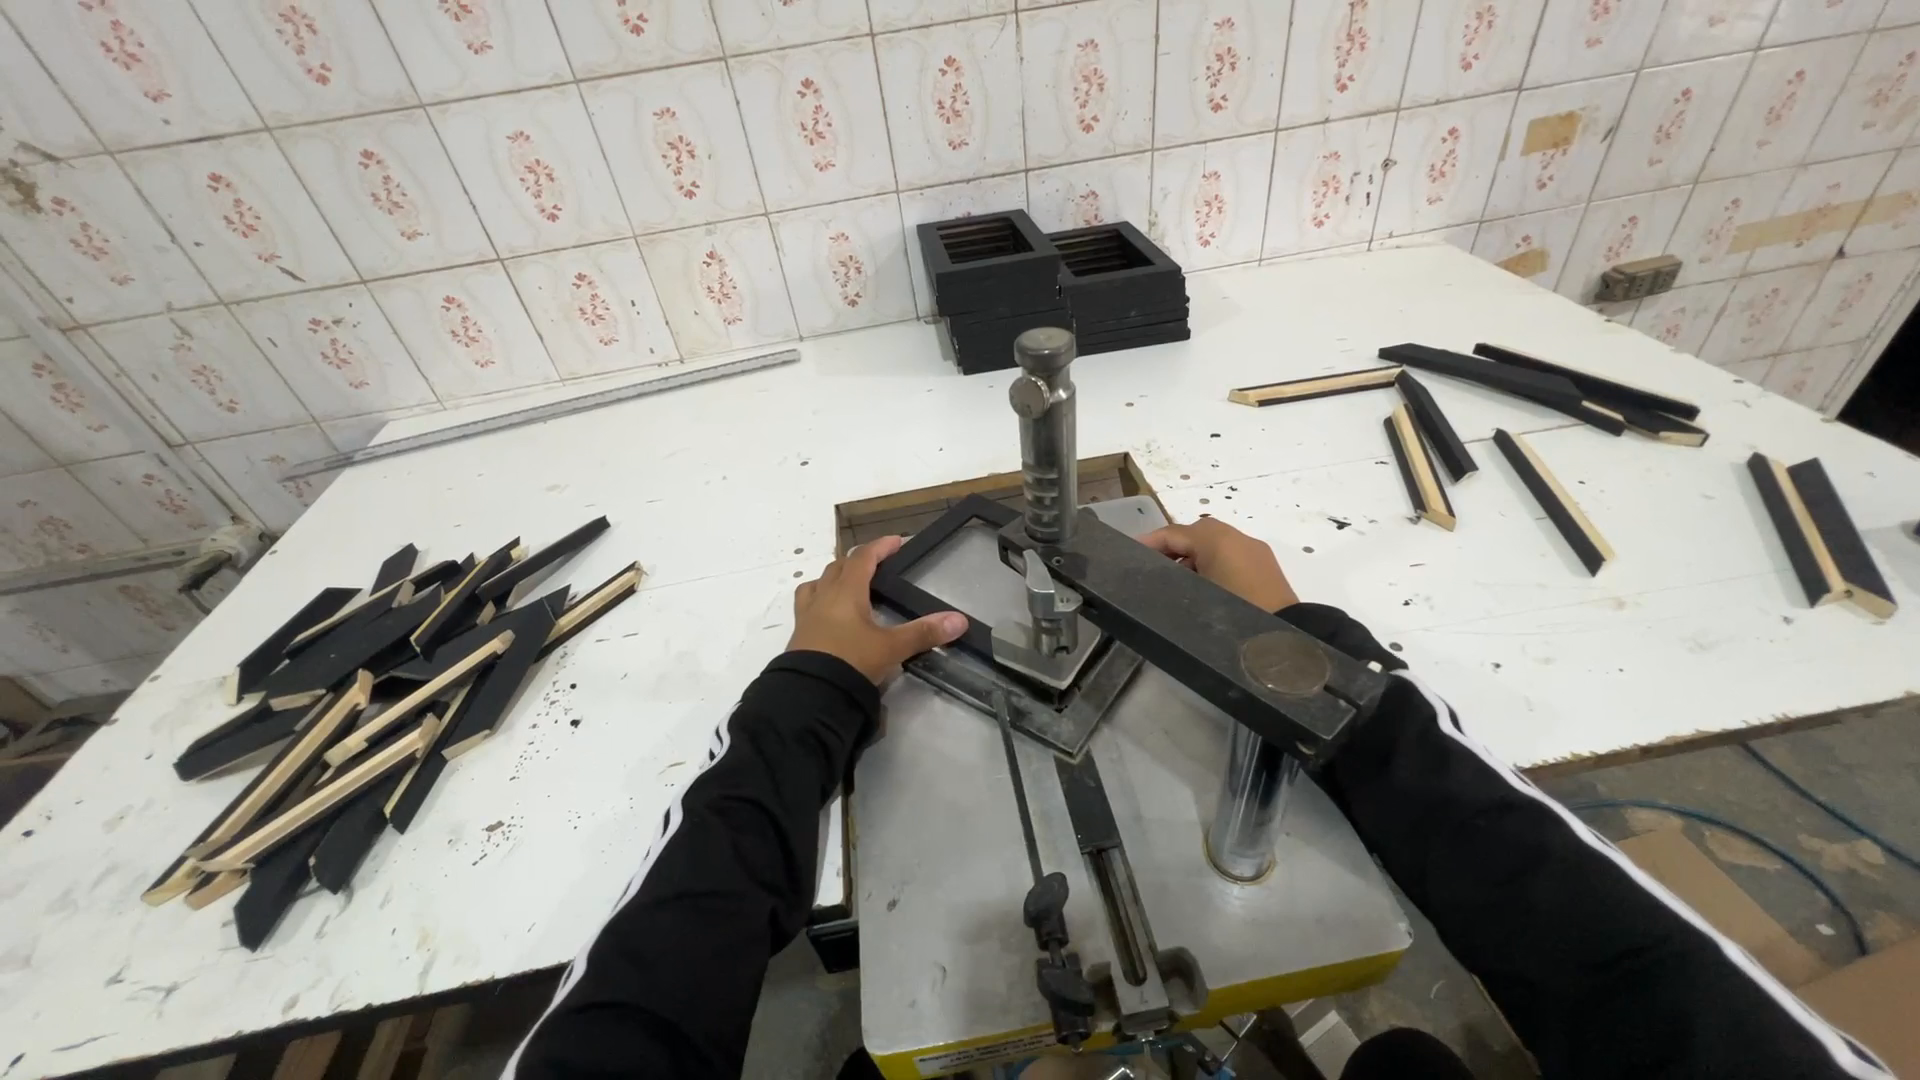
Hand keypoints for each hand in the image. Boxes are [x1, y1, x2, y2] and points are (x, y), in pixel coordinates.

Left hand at [788, 535, 968, 683]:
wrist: (810, 694)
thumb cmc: (851, 661)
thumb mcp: (891, 648)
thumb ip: (924, 633)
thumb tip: (959, 620)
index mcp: (846, 592)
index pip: (863, 558)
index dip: (880, 547)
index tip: (896, 541)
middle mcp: (823, 597)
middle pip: (838, 567)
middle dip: (857, 560)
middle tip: (875, 564)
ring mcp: (807, 616)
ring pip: (817, 584)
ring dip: (832, 578)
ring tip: (847, 585)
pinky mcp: (798, 635)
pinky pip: (807, 605)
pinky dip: (819, 601)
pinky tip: (828, 615)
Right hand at [1139, 518, 1298, 611]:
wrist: (1279, 642)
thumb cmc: (1229, 613)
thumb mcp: (1190, 594)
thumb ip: (1168, 577)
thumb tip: (1157, 576)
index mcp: (1218, 539)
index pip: (1173, 533)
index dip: (1148, 542)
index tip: (1128, 555)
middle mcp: (1238, 538)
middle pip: (1195, 534)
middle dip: (1170, 548)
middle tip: (1150, 569)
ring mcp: (1255, 554)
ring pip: (1213, 546)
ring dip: (1191, 558)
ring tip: (1173, 584)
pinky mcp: (1265, 569)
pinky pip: (1229, 557)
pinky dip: (1210, 565)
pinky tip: (1201, 590)